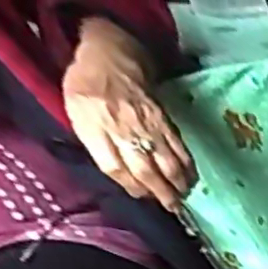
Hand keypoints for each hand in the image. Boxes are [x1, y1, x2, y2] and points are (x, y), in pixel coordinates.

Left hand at [63, 18, 194, 211]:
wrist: (110, 61)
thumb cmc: (89, 91)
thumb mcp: (77, 116)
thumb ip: (96, 146)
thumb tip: (124, 178)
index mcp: (94, 128)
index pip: (114, 169)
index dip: (130, 187)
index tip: (139, 195)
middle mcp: (122, 131)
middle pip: (146, 173)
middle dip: (161, 195)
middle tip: (171, 208)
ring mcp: (148, 129)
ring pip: (169, 167)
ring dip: (178, 187)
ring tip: (182, 197)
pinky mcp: (167, 125)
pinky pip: (182, 154)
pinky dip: (189, 171)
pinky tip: (190, 180)